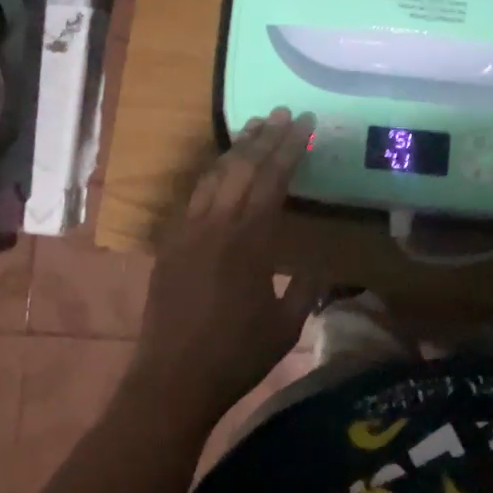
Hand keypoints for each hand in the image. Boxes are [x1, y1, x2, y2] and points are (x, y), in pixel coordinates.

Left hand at [131, 107, 322, 416]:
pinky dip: (212, 175)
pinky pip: (194, 196)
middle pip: (241, 166)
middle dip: (264, 136)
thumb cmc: (236, 355)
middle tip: (281, 113)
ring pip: (214, 175)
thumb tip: (323, 264)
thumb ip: (307, 288)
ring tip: (254, 128)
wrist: (172, 379)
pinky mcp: (170, 244)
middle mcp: (216, 224)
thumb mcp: (287, 325)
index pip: (272, 178)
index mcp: (249, 239)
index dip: (290, 147)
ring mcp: (187, 231)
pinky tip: (220, 171)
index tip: (304, 122)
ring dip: (236, 149)